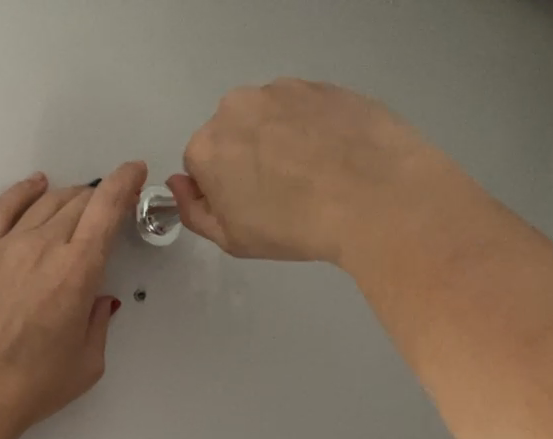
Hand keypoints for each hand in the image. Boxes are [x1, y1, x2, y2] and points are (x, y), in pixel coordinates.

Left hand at [0, 163, 146, 438]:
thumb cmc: (30, 390)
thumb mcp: (86, 365)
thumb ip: (98, 323)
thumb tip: (97, 299)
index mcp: (76, 273)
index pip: (106, 209)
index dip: (125, 184)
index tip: (134, 173)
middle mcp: (41, 249)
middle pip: (77, 203)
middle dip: (98, 198)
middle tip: (107, 206)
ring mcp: (3, 248)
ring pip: (43, 204)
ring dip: (66, 197)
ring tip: (76, 201)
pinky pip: (1, 209)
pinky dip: (22, 192)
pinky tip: (35, 186)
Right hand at [167, 79, 453, 266]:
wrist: (372, 196)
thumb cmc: (292, 227)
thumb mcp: (230, 239)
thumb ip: (194, 211)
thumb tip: (180, 185)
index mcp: (206, 147)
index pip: (199, 166)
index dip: (220, 190)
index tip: (245, 208)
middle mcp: (237, 108)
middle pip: (232, 134)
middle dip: (246, 158)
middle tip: (277, 194)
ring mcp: (282, 91)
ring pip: (269, 118)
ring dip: (279, 141)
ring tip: (309, 176)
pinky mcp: (323, 85)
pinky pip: (305, 110)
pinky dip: (312, 130)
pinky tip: (332, 159)